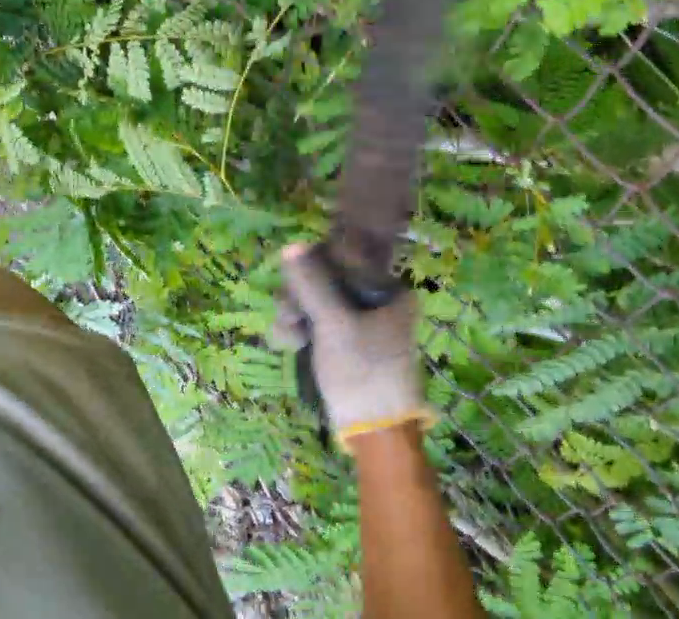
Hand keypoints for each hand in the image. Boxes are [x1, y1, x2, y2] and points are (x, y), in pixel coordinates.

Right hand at [274, 244, 431, 443]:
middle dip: (300, 296)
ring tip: (289, 336)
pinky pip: (316, 324)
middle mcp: (377, 301)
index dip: (315, 266)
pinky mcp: (345, 344)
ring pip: (315, 302)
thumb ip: (311, 282)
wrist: (375, 434)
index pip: (344, 258)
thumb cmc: (363, 371)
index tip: (297, 283)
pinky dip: (300, 331)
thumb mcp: (334, 323)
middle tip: (289, 313)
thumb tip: (290, 244)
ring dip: (294, 315)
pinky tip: (290, 344)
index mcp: (389, 290)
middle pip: (325, 279)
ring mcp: (359, 324)